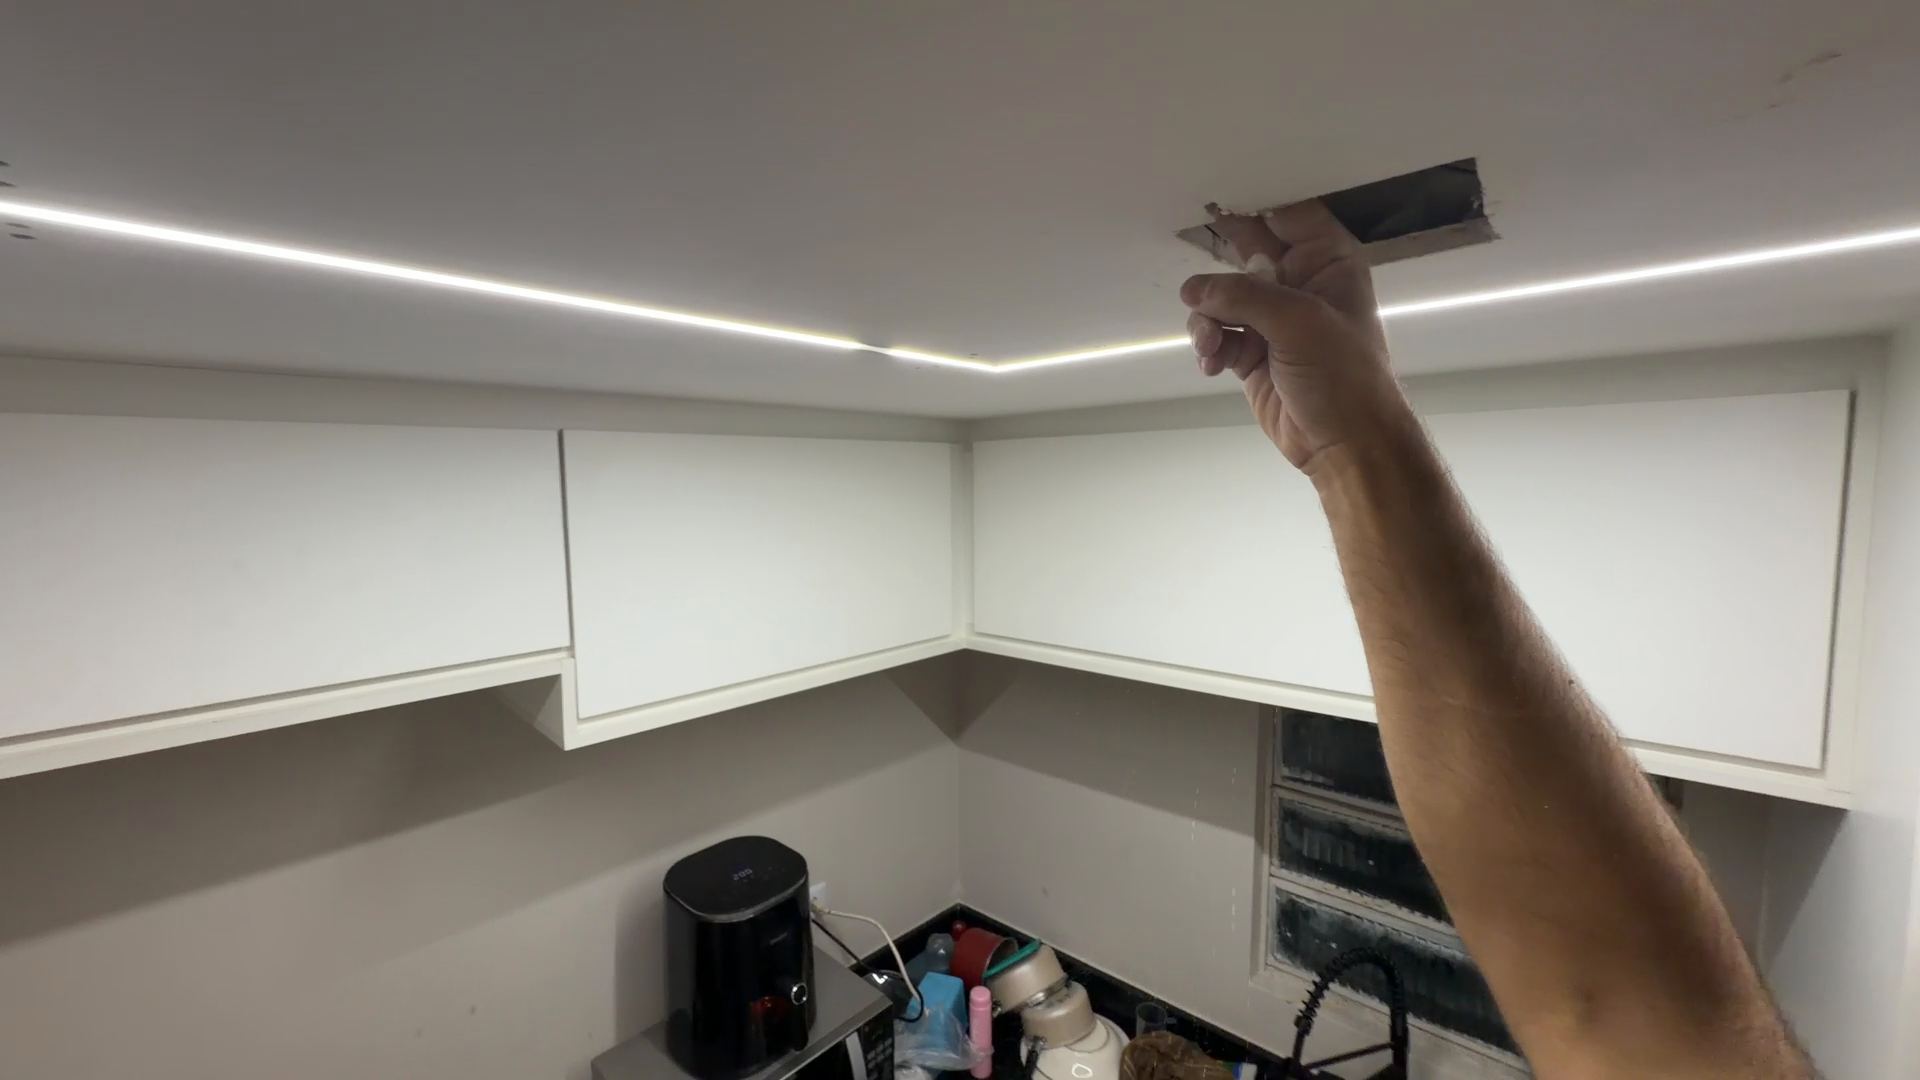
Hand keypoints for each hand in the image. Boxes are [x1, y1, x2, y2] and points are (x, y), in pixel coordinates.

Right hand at [1181, 201, 1409, 473]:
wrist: (1343, 441)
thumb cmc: (1341, 375)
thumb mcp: (1298, 323)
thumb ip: (1243, 297)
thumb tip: (1191, 288)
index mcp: (1327, 262)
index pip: (1289, 216)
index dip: (1255, 208)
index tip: (1215, 208)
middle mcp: (1298, 284)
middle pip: (1248, 254)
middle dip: (1220, 265)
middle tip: (1196, 266)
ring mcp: (1272, 321)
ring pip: (1222, 300)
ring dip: (1207, 320)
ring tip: (1210, 346)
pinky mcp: (1250, 354)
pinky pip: (1217, 336)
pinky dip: (1209, 348)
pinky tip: (1213, 365)